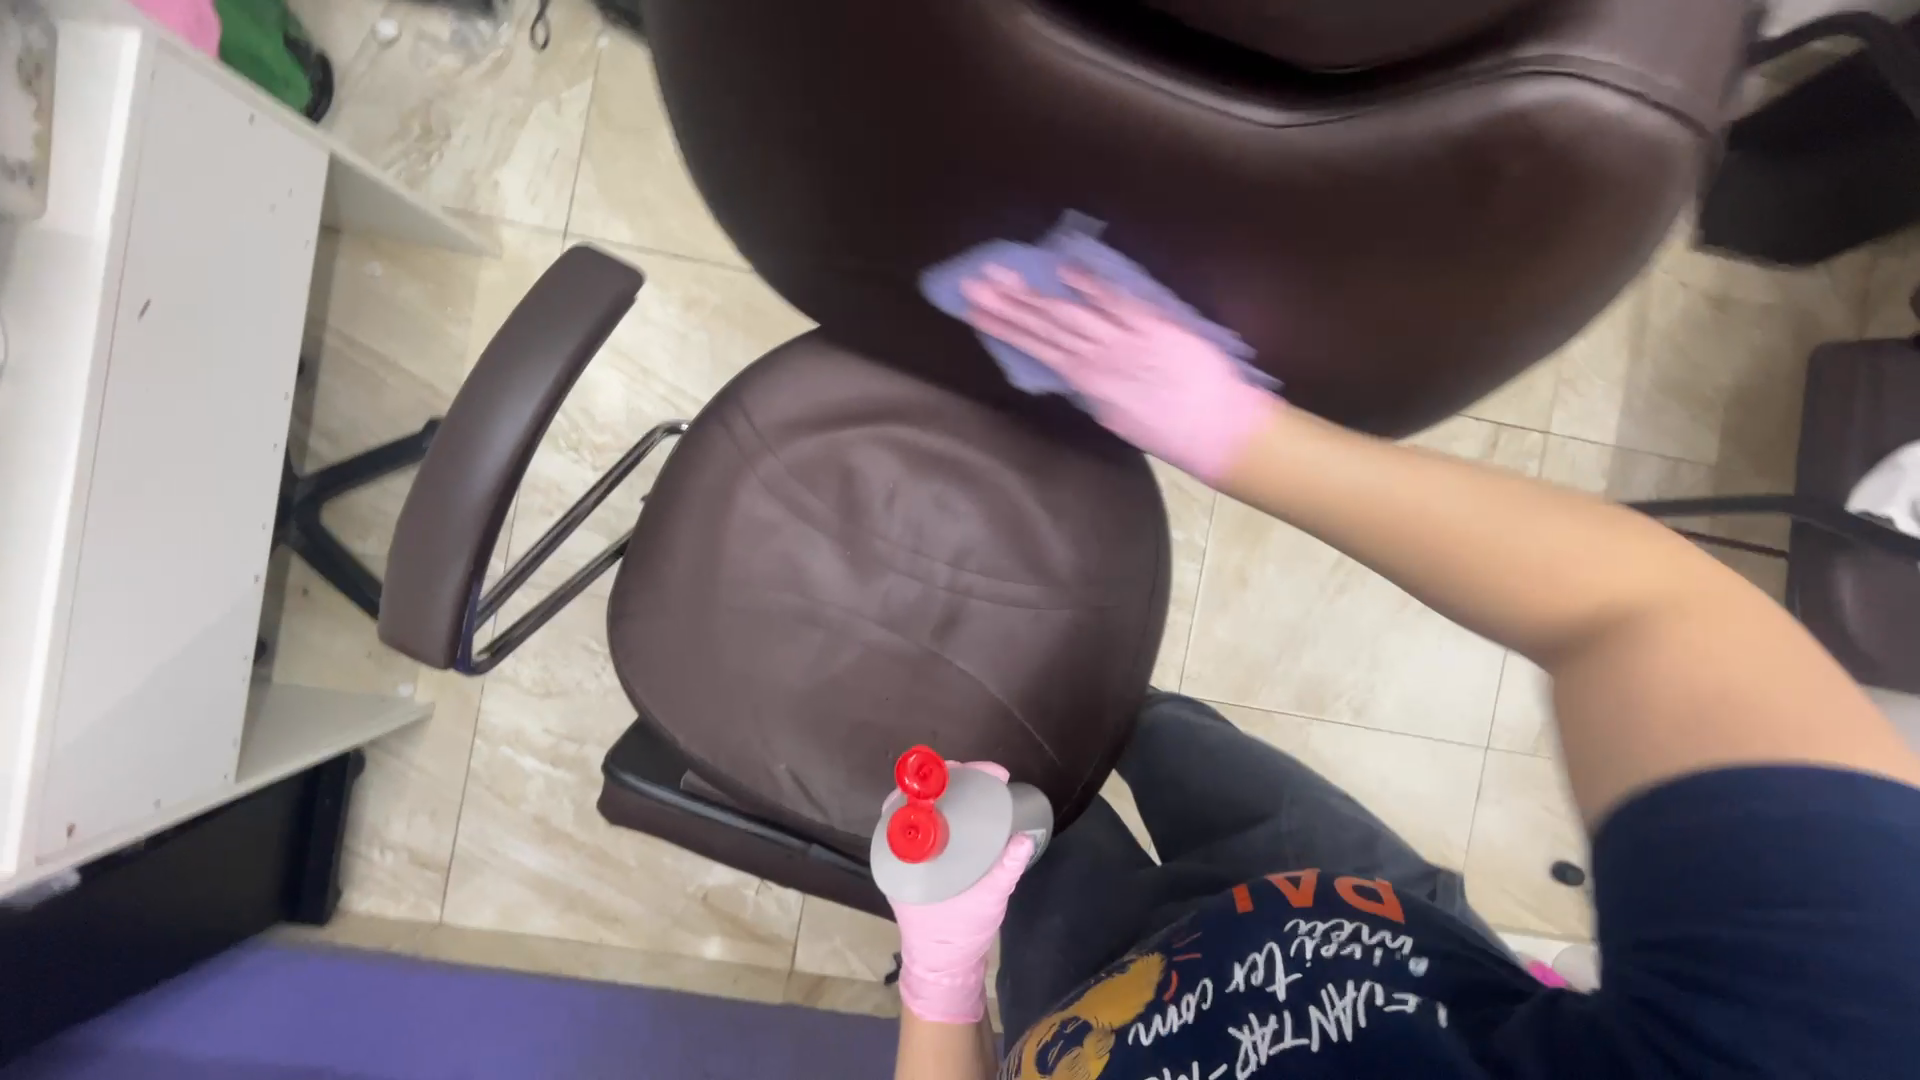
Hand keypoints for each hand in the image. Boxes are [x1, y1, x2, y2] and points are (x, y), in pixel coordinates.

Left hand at [889, 762, 1035, 1025]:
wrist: (945, 967)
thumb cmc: (957, 933)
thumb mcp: (986, 900)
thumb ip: (1005, 869)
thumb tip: (1025, 838)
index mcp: (902, 856)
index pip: (909, 803)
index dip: (936, 782)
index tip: (967, 774)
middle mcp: (898, 848)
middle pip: (916, 798)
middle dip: (946, 780)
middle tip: (982, 775)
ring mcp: (908, 852)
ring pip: (922, 807)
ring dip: (948, 789)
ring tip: (980, 781)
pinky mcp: (921, 857)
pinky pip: (928, 820)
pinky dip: (948, 805)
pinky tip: (970, 801)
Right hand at [960, 265, 1279, 481]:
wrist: (1218, 429)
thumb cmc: (1171, 429)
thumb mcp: (1120, 416)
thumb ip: (1095, 389)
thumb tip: (1074, 369)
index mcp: (1089, 384)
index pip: (1037, 349)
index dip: (1005, 328)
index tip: (974, 312)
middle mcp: (1098, 360)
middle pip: (1045, 328)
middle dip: (1007, 306)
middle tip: (972, 285)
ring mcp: (1124, 341)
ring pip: (1069, 314)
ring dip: (1033, 295)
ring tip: (1001, 276)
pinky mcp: (1153, 326)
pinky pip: (1117, 303)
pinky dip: (1091, 286)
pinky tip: (1063, 270)